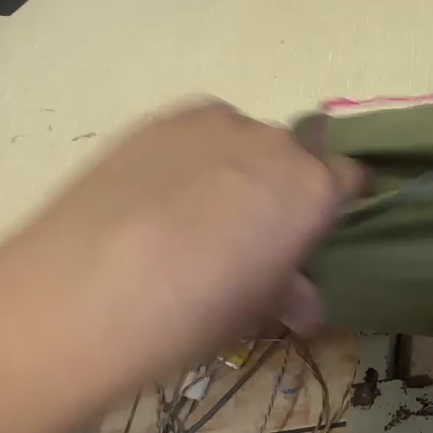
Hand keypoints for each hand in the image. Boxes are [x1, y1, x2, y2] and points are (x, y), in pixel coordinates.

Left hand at [4, 100, 364, 390]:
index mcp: (315, 190)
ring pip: (245, 140)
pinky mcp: (170, 117)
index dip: (335, 200)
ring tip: (188, 211)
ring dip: (235, 166)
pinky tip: (156, 192)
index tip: (314, 224)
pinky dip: (192, 153)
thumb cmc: (189, 314)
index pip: (350, 177)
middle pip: (296, 156)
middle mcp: (280, 146)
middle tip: (243, 229)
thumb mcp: (251, 312)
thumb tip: (306, 306)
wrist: (83, 292)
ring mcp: (223, 124)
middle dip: (279, 185)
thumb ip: (288, 293)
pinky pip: (200, 129)